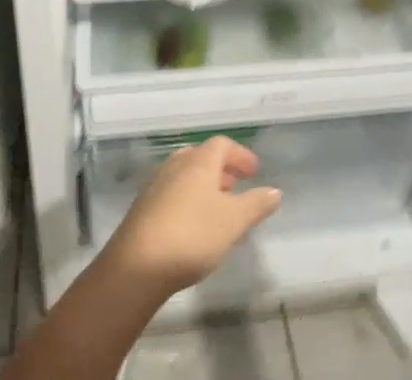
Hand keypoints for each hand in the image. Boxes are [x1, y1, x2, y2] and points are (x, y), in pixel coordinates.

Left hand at [102, 136, 281, 293]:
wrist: (136, 267)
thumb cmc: (192, 235)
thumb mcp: (233, 221)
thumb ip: (256, 204)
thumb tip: (275, 191)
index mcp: (198, 163)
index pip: (221, 145)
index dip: (240, 155)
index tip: (254, 172)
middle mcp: (174, 167)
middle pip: (200, 157)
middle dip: (220, 169)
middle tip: (235, 187)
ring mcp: (154, 187)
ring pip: (184, 176)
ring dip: (203, 186)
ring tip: (218, 210)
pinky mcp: (142, 210)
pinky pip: (171, 194)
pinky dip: (188, 201)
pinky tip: (194, 227)